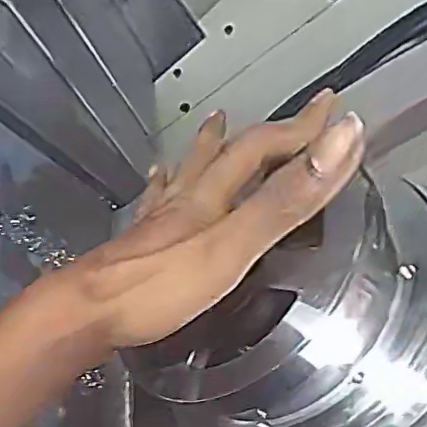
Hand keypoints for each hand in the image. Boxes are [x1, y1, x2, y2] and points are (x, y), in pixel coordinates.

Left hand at [8, 90, 364, 360]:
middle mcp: (182, 203)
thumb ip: (283, 202)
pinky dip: (163, 186)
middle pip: (227, 157)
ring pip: (186, 175)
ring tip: (216, 126)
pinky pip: (154, 205)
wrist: (87, 314)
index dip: (300, 132)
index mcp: (211, 200)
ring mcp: (155, 225)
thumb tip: (340, 141)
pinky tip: (156, 183)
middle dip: (264, 137)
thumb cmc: (158, 289)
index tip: (330, 113)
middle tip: (288, 121)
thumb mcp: (232, 248)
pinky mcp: (134, 250)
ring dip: (207, 150)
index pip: (262, 151)